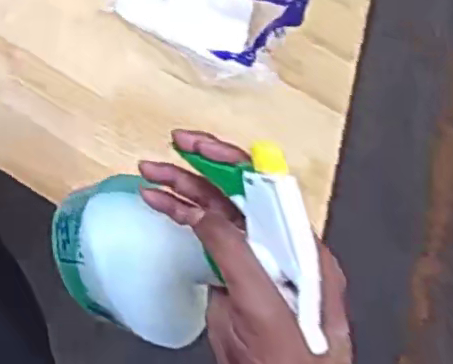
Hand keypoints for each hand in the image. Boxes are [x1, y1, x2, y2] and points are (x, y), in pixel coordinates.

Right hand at [139, 130, 351, 363]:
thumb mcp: (264, 308)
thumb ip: (234, 253)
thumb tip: (202, 212)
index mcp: (302, 252)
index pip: (266, 189)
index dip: (231, 161)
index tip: (198, 145)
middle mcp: (279, 251)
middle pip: (236, 193)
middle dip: (199, 167)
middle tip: (170, 147)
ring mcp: (254, 266)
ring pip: (213, 210)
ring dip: (181, 188)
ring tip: (150, 173)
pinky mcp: (232, 282)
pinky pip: (201, 235)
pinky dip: (177, 214)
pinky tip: (158, 204)